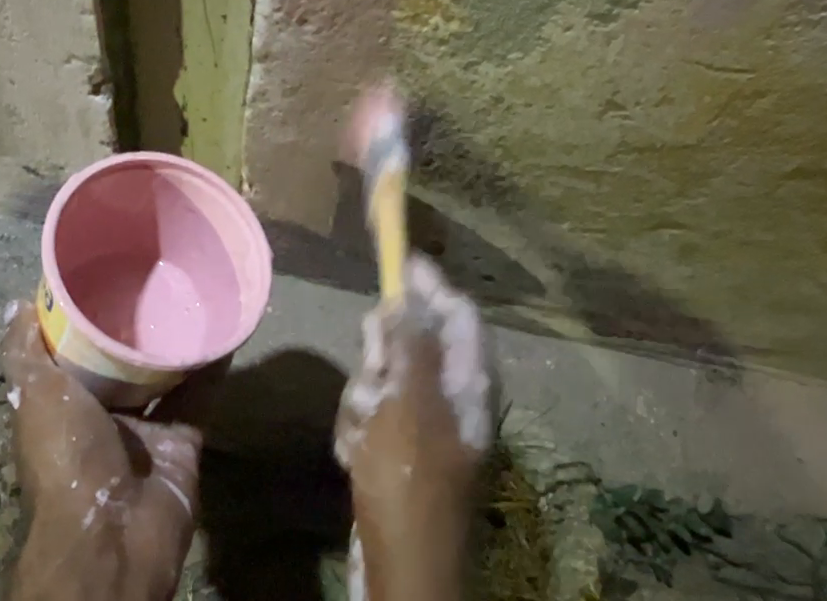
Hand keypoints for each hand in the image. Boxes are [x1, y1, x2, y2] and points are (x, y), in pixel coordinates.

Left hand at [1, 303, 219, 600]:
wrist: (116, 533)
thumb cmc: (66, 458)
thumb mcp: (35, 397)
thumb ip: (25, 353)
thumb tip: (20, 304)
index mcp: (60, 406)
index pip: (70, 352)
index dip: (80, 318)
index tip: (97, 273)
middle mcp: (100, 415)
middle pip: (118, 361)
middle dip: (132, 324)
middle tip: (154, 275)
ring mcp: (144, 429)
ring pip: (160, 375)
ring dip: (173, 342)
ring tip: (191, 293)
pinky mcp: (181, 439)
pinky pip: (199, 395)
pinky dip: (211, 365)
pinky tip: (224, 329)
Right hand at [334, 255, 493, 600]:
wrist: (400, 566)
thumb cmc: (409, 479)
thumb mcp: (409, 402)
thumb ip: (410, 342)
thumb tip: (408, 291)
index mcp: (468, 380)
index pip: (456, 312)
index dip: (429, 284)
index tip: (396, 259)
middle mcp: (451, 395)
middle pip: (412, 340)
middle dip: (382, 355)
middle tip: (373, 379)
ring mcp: (423, 422)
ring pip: (382, 375)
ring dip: (364, 397)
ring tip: (364, 433)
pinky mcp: (397, 445)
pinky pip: (370, 411)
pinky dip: (358, 427)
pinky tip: (357, 455)